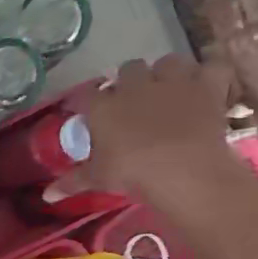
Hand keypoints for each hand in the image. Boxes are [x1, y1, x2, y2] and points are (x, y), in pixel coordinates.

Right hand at [67, 56, 255, 219]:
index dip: (83, 100)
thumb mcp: (98, 179)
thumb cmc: (131, 173)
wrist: (181, 168)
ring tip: (166, 91)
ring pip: (167, 62)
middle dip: (128, 82)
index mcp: (104, 106)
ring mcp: (174, 80)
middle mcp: (136, 84)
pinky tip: (205, 88)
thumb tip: (46, 196)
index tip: (82, 110)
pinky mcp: (206, 85)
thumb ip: (72, 182)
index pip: (86, 93)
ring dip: (165, 73)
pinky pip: (210, 68)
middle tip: (129, 103)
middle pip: (128, 69)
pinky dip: (208, 76)